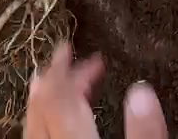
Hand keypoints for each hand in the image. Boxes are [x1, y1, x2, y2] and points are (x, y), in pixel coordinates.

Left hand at [24, 42, 167, 138]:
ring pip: (34, 122)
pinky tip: (57, 115)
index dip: (63, 67)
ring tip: (57, 79)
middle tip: (70, 54)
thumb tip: (143, 89)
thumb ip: (144, 132)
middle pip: (41, 106)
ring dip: (46, 96)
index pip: (58, 96)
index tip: (71, 46)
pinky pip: (37, 132)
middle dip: (55, 75)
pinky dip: (44, 115)